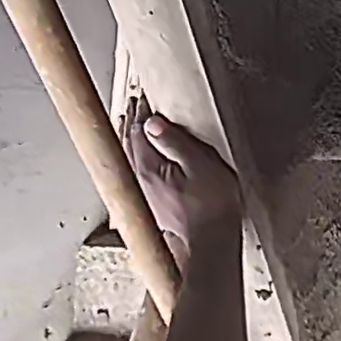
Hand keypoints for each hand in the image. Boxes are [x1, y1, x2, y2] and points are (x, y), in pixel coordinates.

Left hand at [125, 98, 243, 266]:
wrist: (212, 243)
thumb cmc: (212, 205)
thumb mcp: (201, 165)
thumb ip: (175, 143)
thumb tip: (152, 123)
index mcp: (149, 168)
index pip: (138, 132)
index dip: (141, 113)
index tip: (143, 97)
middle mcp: (140, 181)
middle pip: (128, 145)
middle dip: (131, 124)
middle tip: (133, 105)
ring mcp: (145, 194)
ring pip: (130, 159)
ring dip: (131, 139)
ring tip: (132, 126)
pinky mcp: (154, 204)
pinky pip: (138, 171)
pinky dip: (137, 156)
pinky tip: (145, 157)